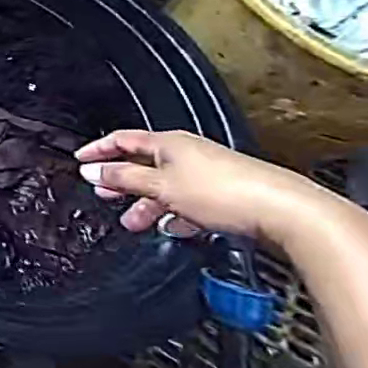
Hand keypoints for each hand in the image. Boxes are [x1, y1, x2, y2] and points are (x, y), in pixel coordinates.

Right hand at [75, 129, 329, 243]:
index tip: (81, 160)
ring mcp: (207, 172)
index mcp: (168, 143)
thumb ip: (123, 178)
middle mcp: (186, 153)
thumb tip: (93, 171)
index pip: (122, 140)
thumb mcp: (161, 186)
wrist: (287, 212)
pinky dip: (175, 212)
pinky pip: (189, 200)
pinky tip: (173, 228)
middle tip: (105, 195)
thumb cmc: (224, 192)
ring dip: (147, 203)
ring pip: (166, 186)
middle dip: (122, 182)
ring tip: (135, 223)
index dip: (99, 150)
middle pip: (143, 164)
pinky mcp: (226, 193)